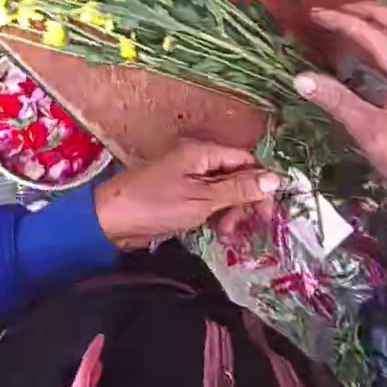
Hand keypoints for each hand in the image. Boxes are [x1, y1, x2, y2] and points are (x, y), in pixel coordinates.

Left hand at [93, 139, 280, 249]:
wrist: (111, 221)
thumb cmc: (157, 204)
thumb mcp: (203, 199)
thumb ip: (239, 189)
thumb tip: (275, 179)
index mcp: (203, 152)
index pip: (245, 160)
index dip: (261, 183)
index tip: (269, 212)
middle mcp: (197, 159)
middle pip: (236, 175)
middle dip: (245, 201)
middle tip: (248, 227)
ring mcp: (187, 176)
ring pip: (223, 190)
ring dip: (231, 211)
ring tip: (227, 234)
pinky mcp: (180, 193)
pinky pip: (208, 200)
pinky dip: (216, 214)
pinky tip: (217, 233)